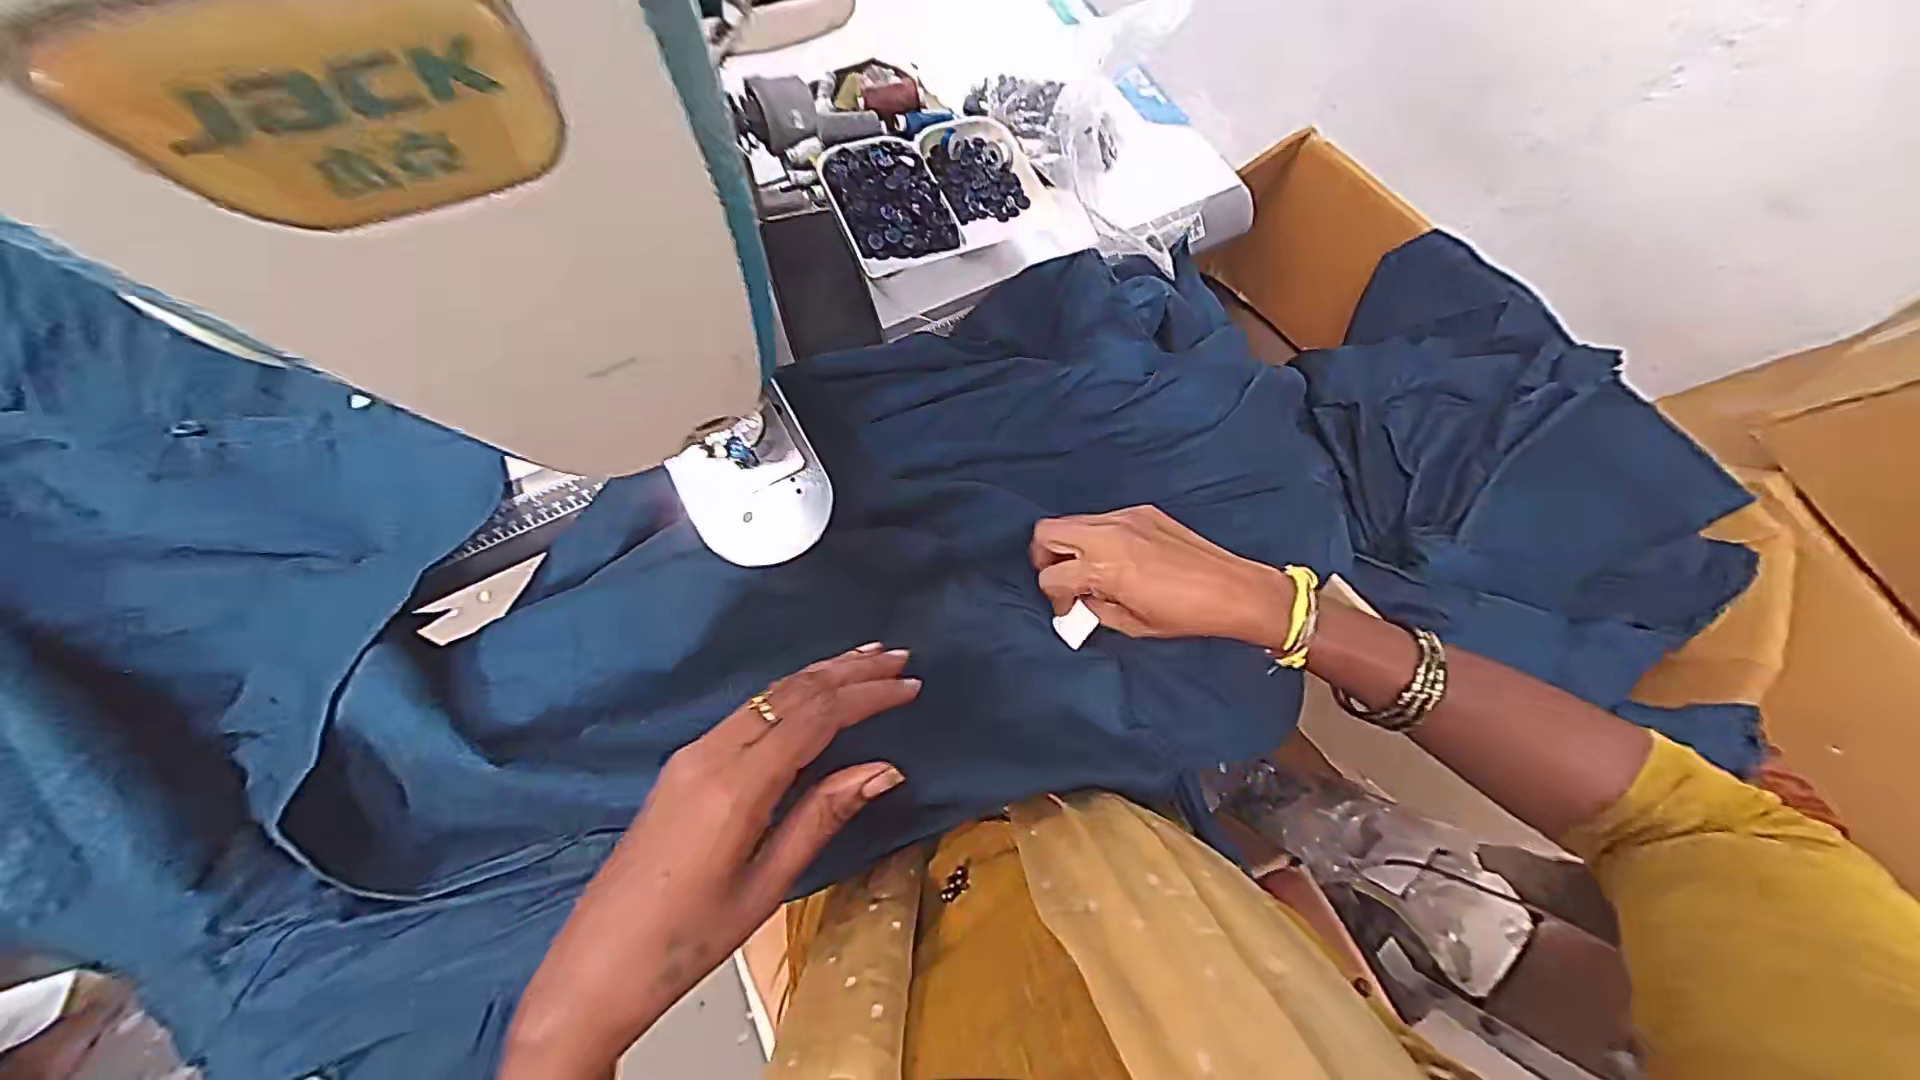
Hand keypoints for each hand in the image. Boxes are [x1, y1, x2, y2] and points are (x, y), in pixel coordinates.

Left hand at [500, 645, 919, 1079]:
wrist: (593, 968)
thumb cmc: (686, 940)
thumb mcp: (767, 885)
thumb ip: (823, 815)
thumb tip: (884, 769)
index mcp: (735, 787)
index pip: (815, 717)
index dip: (866, 696)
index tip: (908, 685)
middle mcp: (712, 753)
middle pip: (792, 692)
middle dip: (849, 669)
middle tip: (896, 656)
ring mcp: (693, 752)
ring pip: (770, 693)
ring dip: (822, 672)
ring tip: (866, 657)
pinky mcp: (685, 761)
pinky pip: (751, 709)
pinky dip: (793, 691)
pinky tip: (814, 688)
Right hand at [1030, 505, 1296, 645]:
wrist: (1233, 590)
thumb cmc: (1187, 614)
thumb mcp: (1131, 624)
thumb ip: (1094, 608)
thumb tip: (1077, 601)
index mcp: (1104, 567)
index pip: (1050, 575)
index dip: (1053, 597)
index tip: (1067, 607)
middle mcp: (1109, 535)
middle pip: (1046, 532)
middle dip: (1045, 557)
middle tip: (1063, 578)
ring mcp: (1125, 518)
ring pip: (1071, 521)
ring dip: (1070, 545)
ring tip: (1089, 568)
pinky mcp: (1141, 511)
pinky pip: (1103, 519)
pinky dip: (1099, 537)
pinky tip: (1118, 557)